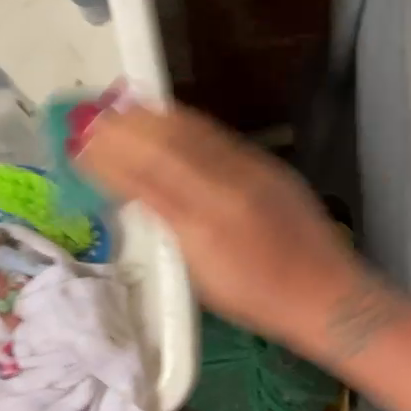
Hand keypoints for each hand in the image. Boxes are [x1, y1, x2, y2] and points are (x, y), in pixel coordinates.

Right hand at [75, 107, 390, 354]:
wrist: (328, 297)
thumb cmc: (262, 300)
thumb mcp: (203, 275)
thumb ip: (169, 226)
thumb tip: (134, 190)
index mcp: (206, 216)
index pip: (147, 169)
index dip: (111, 151)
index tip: (82, 142)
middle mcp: (229, 182)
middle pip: (168, 140)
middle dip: (127, 125)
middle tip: (95, 117)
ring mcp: (255, 172)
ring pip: (196, 132)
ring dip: (156, 118)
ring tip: (126, 111)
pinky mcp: (272, 171)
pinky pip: (221, 138)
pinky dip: (189, 126)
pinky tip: (176, 125)